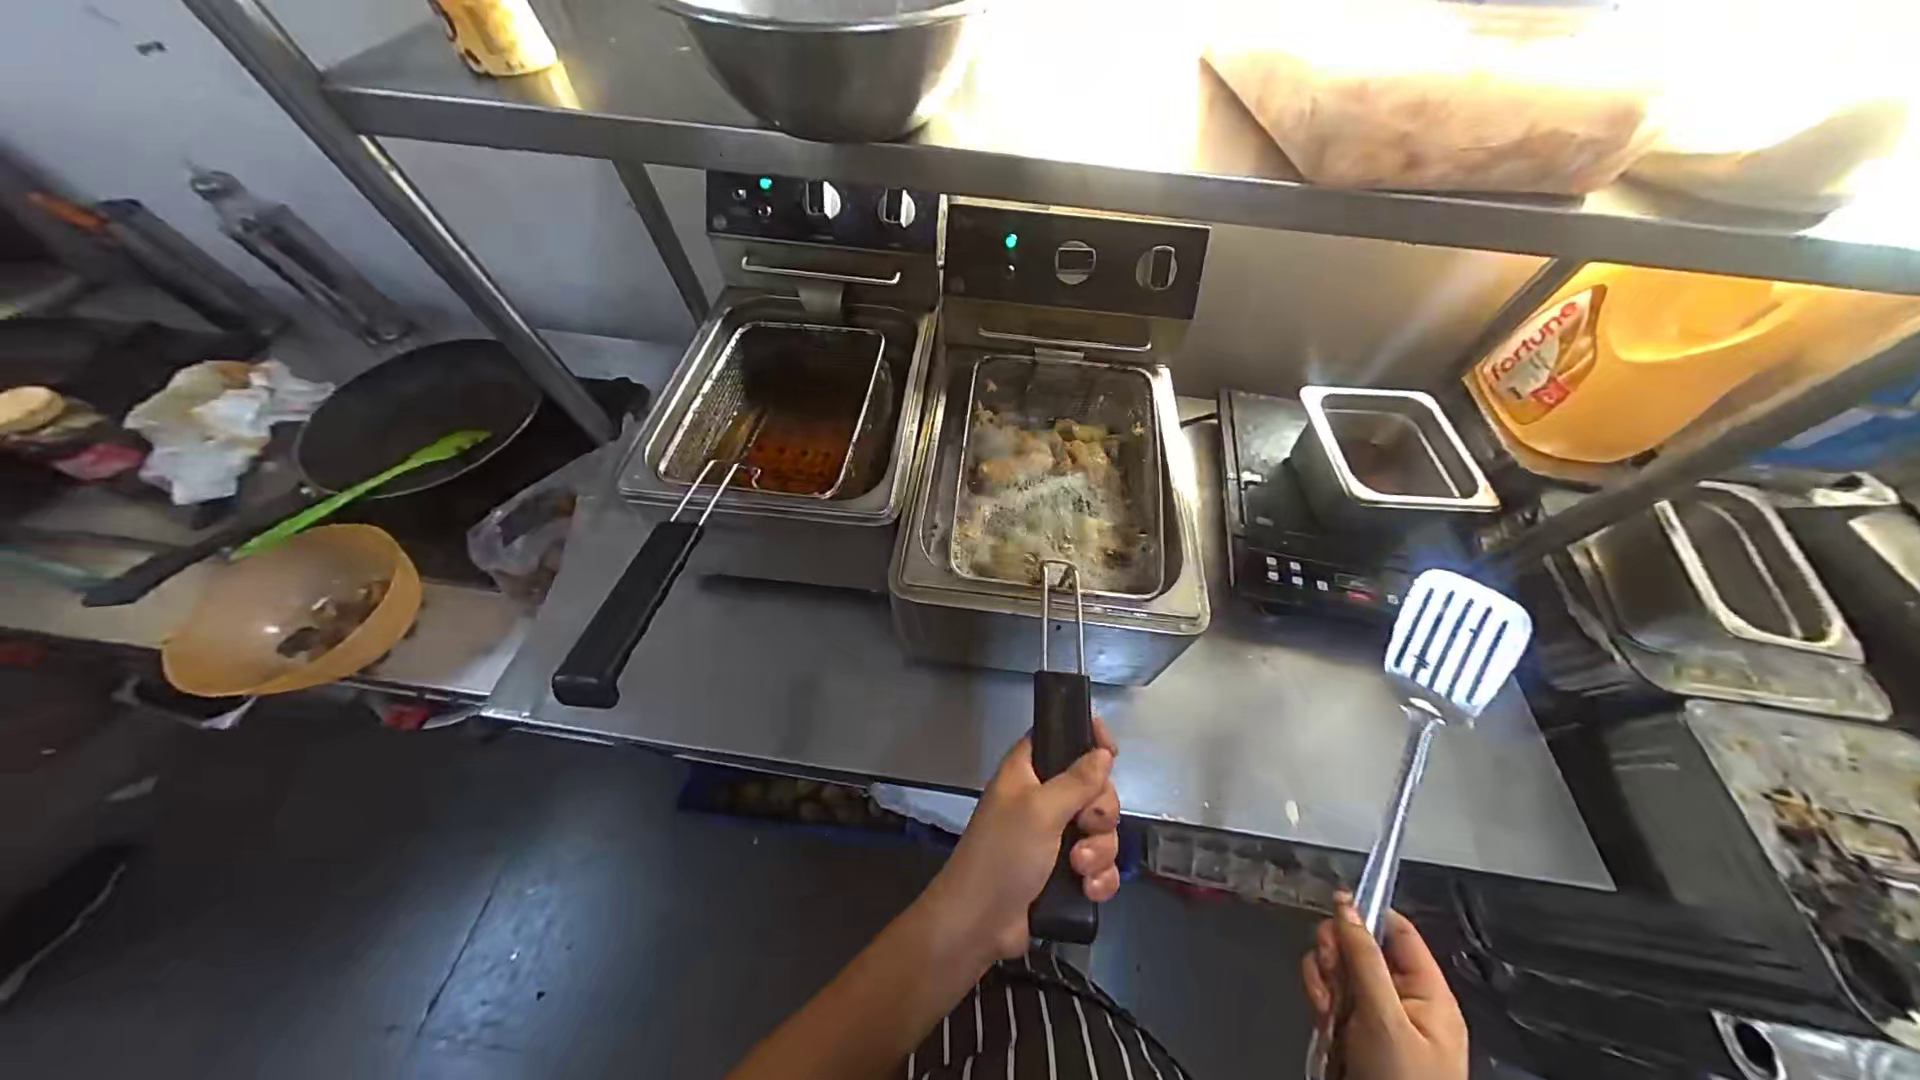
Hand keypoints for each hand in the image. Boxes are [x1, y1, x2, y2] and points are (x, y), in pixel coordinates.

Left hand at [923, 717, 1120, 960]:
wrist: (980, 922)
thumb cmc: (1003, 853)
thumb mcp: (1040, 810)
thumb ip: (1076, 780)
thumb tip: (1103, 753)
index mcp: (1028, 771)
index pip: (1061, 737)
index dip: (1087, 740)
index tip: (1109, 751)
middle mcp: (1043, 798)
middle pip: (1093, 787)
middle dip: (1100, 812)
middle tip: (1085, 825)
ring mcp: (1055, 836)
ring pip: (1101, 830)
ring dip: (1099, 851)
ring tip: (1079, 868)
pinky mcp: (1065, 871)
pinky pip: (1100, 864)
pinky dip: (1100, 877)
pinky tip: (1088, 889)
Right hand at [1300, 901, 1467, 1079]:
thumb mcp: (1383, 1017)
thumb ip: (1363, 958)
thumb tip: (1346, 903)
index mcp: (1427, 993)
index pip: (1398, 931)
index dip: (1368, 913)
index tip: (1334, 906)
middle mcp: (1401, 997)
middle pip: (1360, 945)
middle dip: (1337, 951)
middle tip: (1331, 969)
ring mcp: (1374, 1012)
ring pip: (1338, 966)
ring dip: (1325, 977)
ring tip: (1328, 1005)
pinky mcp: (1350, 1026)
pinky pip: (1328, 991)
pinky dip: (1319, 996)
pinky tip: (1322, 1015)